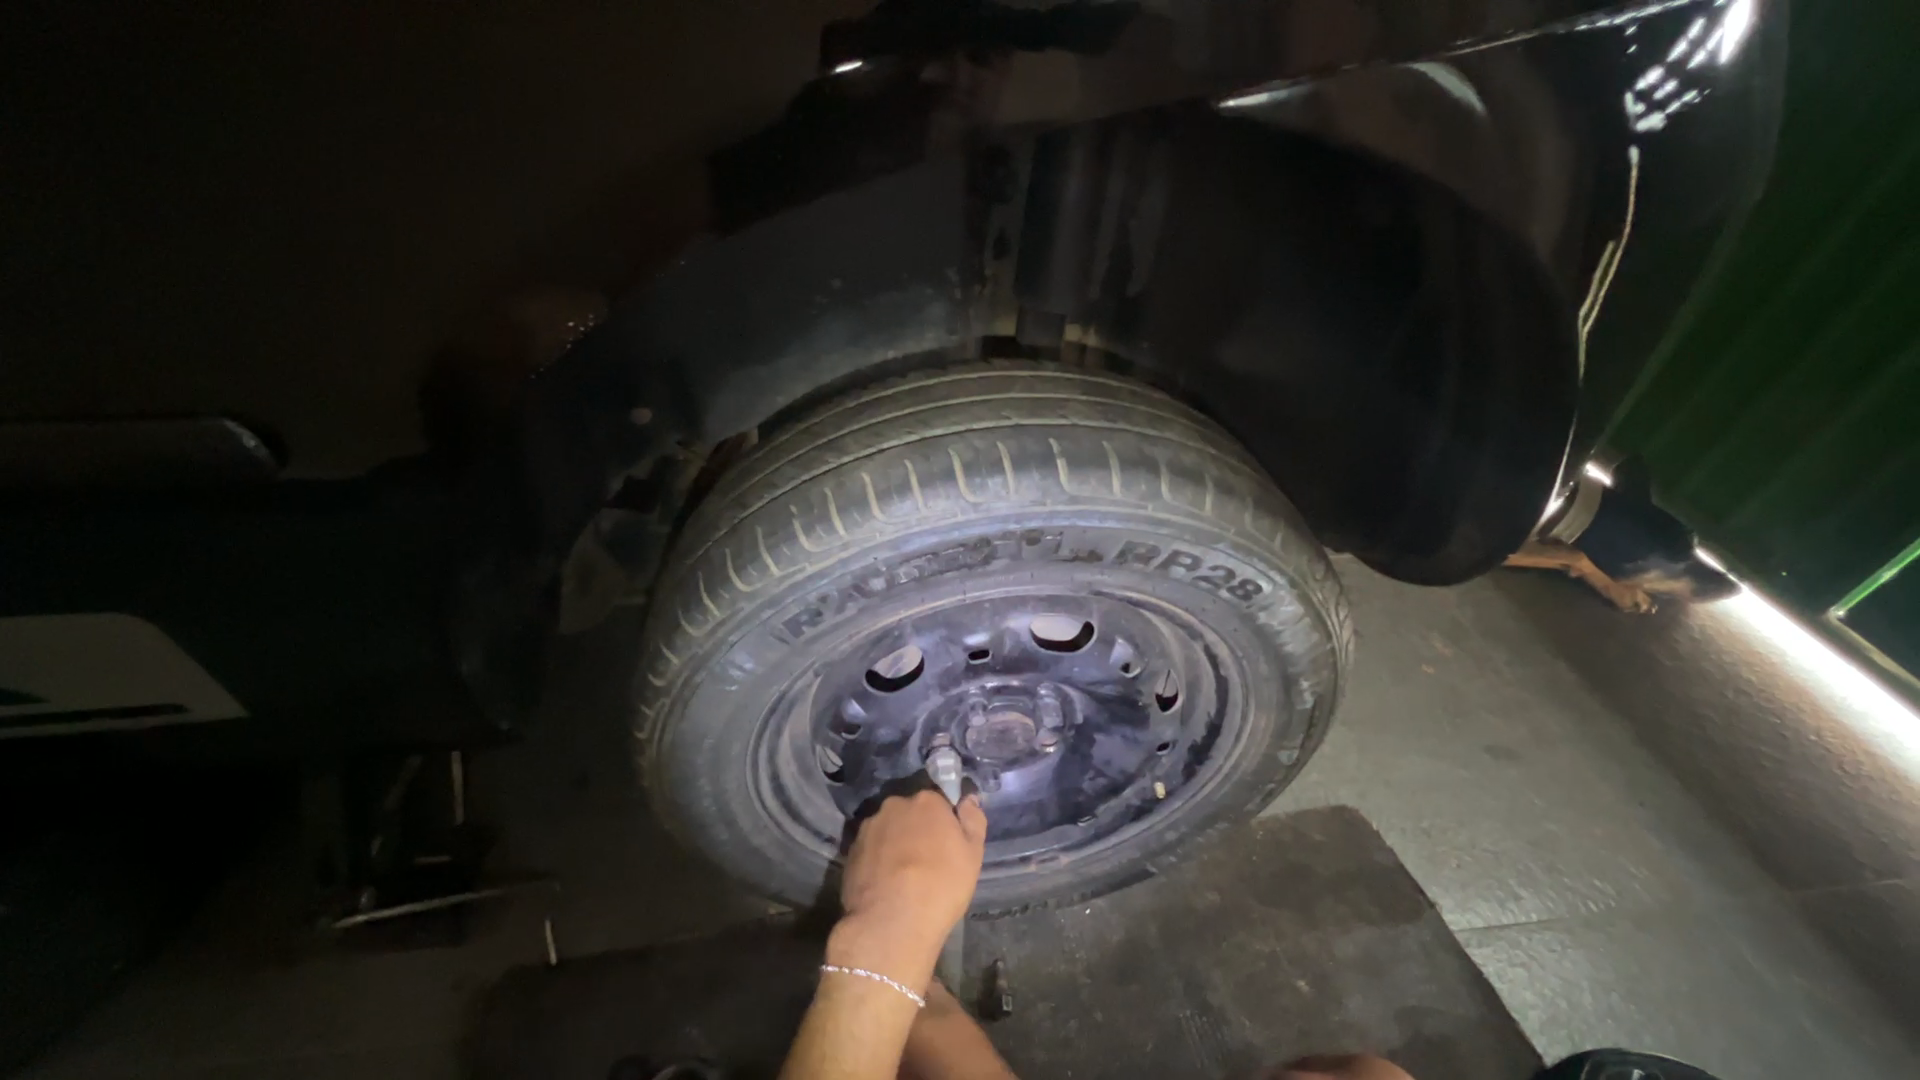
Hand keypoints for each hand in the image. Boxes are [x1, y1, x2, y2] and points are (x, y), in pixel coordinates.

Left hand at [828, 789, 987, 980]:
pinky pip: (871, 849)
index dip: (945, 822)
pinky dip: (878, 859)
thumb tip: (968, 798)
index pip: (939, 801)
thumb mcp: (973, 854)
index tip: (948, 843)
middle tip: (927, 860)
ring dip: (896, 843)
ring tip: (903, 876)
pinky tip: (885, 884)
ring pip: (889, 829)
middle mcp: (894, 805)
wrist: (891, 923)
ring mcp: (868, 827)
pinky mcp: (850, 851)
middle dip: (918, 829)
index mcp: (926, 801)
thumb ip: (973, 819)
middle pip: (911, 812)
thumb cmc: (941, 886)